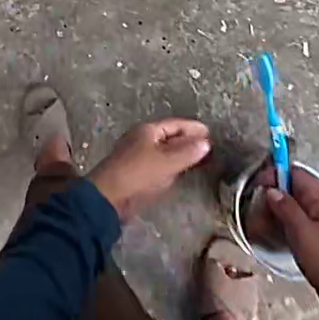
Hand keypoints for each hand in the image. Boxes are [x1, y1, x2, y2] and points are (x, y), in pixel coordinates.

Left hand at [87, 118, 210, 221]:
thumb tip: (205, 142)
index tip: (209, 132)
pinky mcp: (135, 170)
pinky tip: (178, 170)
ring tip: (197, 157)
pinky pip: (158, 162)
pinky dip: (171, 163)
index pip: (175, 124)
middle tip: (207, 145)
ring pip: (164, 149)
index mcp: (147, 130)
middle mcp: (141, 138)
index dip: (192, 128)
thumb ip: (187, 152)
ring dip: (179, 152)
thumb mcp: (167, 161)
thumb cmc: (138, 173)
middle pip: (168, 135)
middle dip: (187, 139)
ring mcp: (137, 153)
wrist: (109, 195)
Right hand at [263, 168, 318, 319]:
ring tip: (258, 230)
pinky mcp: (317, 248)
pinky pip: (295, 232)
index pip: (296, 174)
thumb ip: (286, 208)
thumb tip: (272, 190)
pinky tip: (270, 241)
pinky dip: (281, 232)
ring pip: (291, 214)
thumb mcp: (303, 231)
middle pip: (292, 193)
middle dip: (271, 199)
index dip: (275, 174)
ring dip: (273, 217)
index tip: (257, 185)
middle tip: (256, 214)